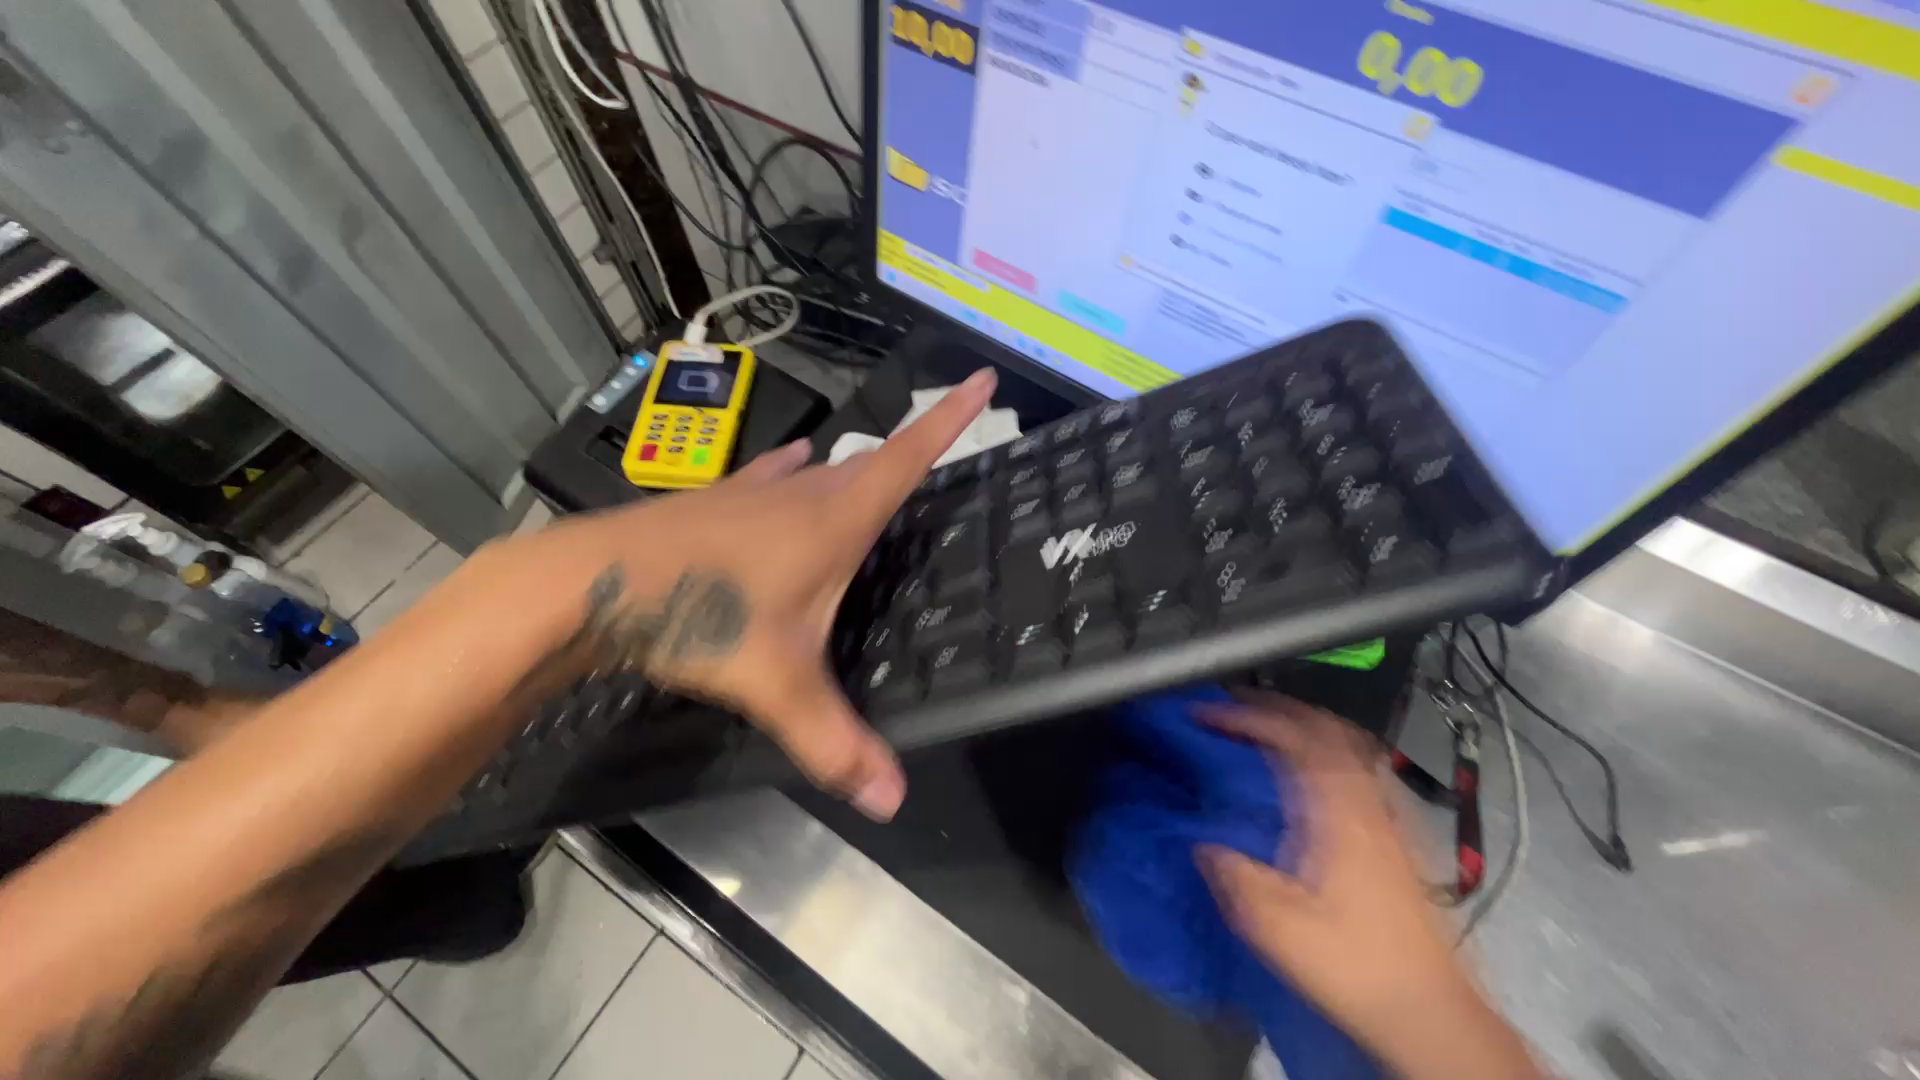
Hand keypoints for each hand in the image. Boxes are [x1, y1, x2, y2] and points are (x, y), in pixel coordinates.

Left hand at [483, 368, 996, 821]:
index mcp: (836, 519)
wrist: (594, 582)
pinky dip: (792, 471)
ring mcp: (755, 491)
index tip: (983, 374)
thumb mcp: (776, 685)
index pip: (910, 456)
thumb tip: (893, 801)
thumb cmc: (702, 616)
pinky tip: (793, 463)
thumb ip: (834, 742)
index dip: (950, 417)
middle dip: (913, 447)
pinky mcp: (716, 501)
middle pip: (871, 462)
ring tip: (876, 474)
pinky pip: (772, 477)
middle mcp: (803, 492)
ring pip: (821, 470)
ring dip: (853, 468)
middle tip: (943, 448)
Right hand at [1195, 694, 1539, 1077]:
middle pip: (1329, 728)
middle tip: (1235, 706)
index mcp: (1338, 814)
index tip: (1209, 714)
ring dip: (1304, 727)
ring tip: (1266, 729)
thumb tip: (1204, 844)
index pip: (1295, 737)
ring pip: (1348, 747)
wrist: (1430, 1011)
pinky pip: (1358, 771)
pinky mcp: (1397, 839)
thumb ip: (1234, 876)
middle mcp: (1369, 805)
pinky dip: (1325, 754)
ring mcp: (1389, 820)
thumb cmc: (1355, 965)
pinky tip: (1307, 779)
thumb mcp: (1277, 925)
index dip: (1249, 716)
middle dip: (1278, 708)